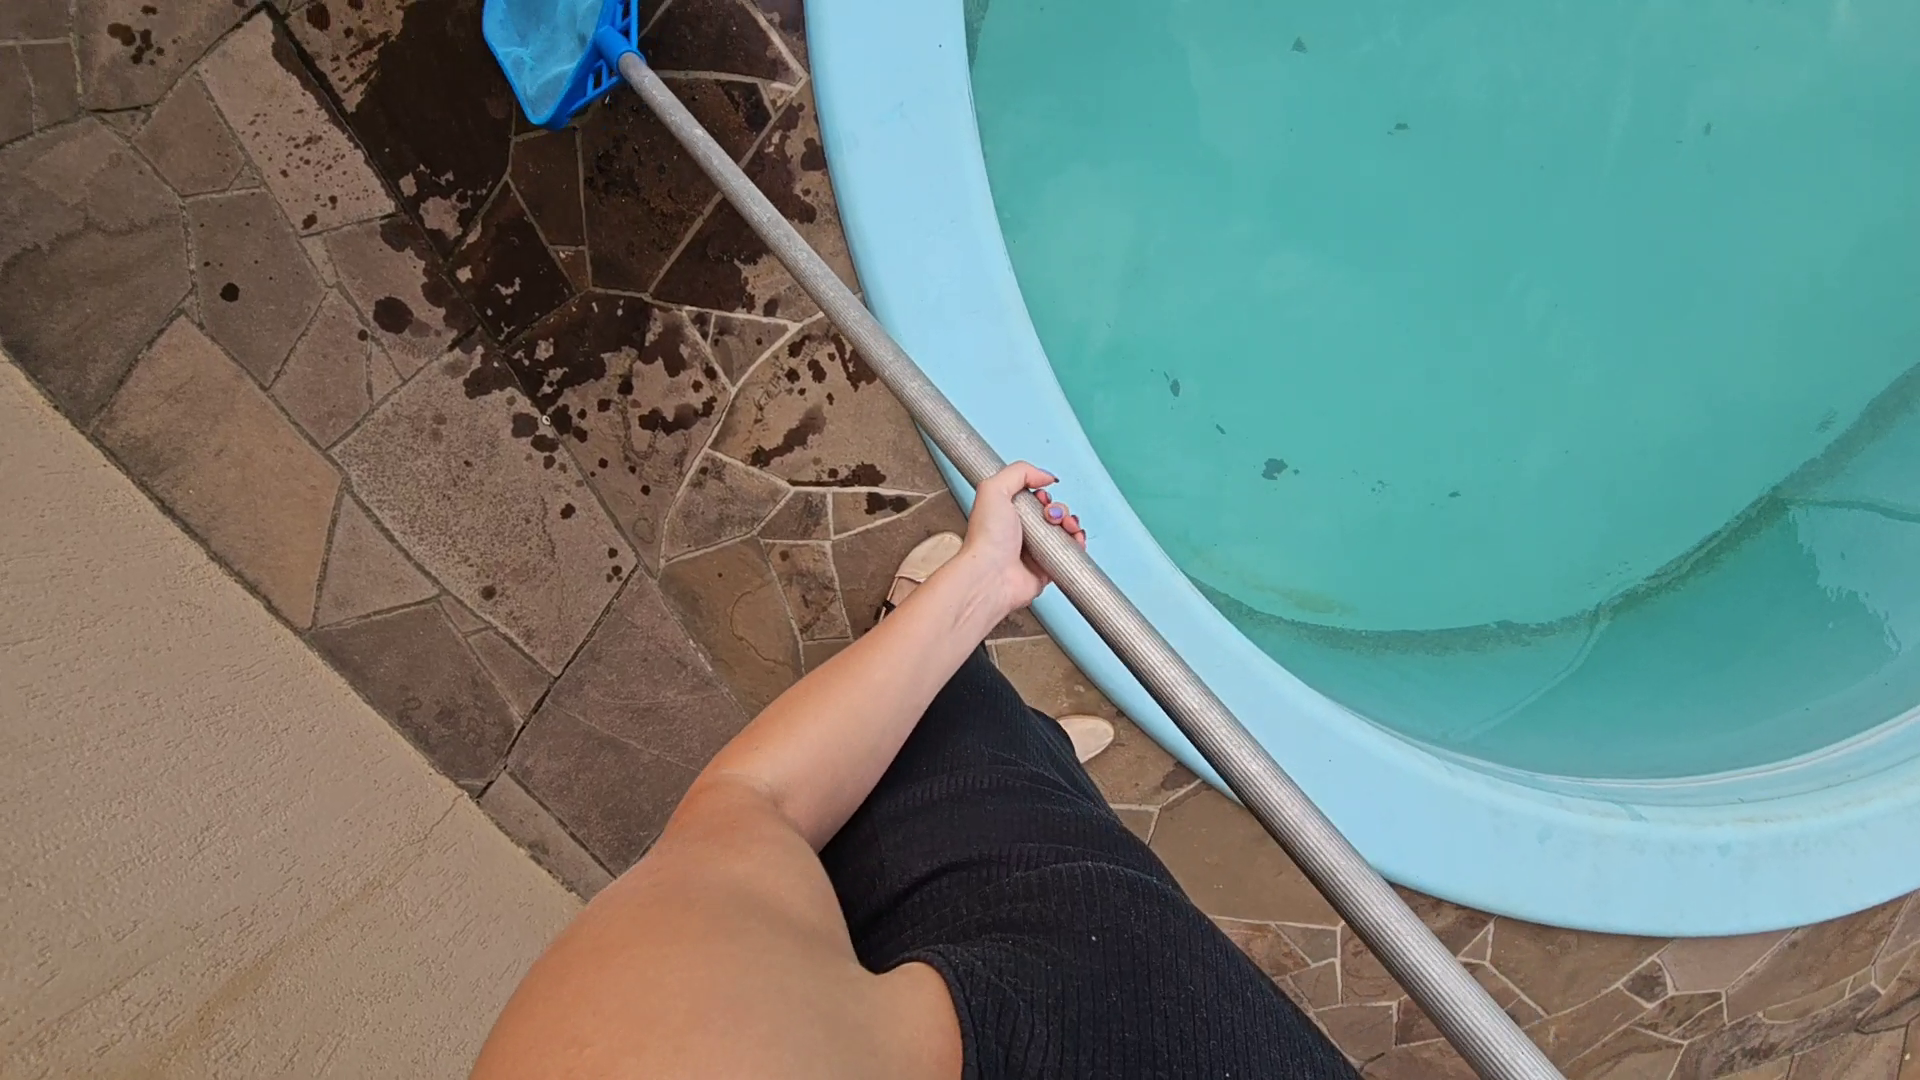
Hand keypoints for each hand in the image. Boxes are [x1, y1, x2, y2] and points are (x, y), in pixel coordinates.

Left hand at [954, 462, 1085, 618]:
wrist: (991, 575)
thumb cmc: (986, 538)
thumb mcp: (994, 489)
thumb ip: (1019, 472)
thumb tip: (1045, 475)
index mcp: (1007, 513)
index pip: (1034, 498)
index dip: (1043, 494)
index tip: (1041, 497)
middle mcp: (1021, 531)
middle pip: (1052, 512)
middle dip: (1059, 508)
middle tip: (1050, 515)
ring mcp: (1035, 550)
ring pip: (1064, 531)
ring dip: (1071, 523)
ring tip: (1065, 526)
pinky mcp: (1047, 568)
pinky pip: (1070, 552)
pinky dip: (1077, 544)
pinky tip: (1075, 539)